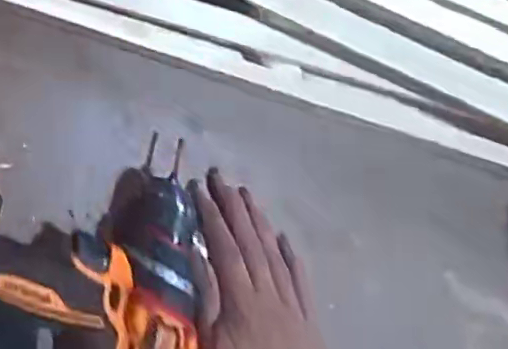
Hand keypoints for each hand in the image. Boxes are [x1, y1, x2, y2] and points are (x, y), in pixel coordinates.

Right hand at [190, 169, 323, 348]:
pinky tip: (284, 239)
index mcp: (243, 303)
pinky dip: (292, 259)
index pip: (224, 248)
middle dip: (233, 207)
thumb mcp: (211, 346)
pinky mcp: (312, 330)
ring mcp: (294, 313)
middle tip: (220, 176)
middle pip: (251, 244)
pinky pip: (302, 286)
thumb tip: (194, 254)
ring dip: (259, 222)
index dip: (211, 215)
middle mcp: (270, 299)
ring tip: (247, 195)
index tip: (198, 187)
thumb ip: (205, 301)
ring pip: (275, 257)